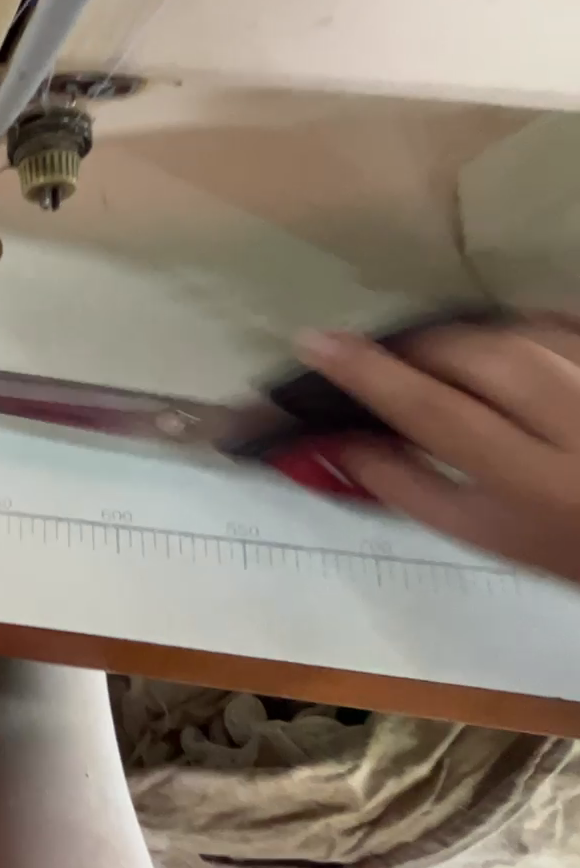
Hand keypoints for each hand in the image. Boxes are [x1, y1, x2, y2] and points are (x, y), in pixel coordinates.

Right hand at [297, 315, 579, 576]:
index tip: (314, 342)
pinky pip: (574, 325)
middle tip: (387, 353)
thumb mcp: (475, 530)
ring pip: (535, 335)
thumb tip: (325, 438)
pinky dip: (533, 323)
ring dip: (473, 335)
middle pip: (486, 359)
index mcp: (531, 483)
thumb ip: (396, 483)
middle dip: (421, 345)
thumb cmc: (563, 543)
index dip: (366, 372)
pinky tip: (510, 341)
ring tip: (444, 352)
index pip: (431, 411)